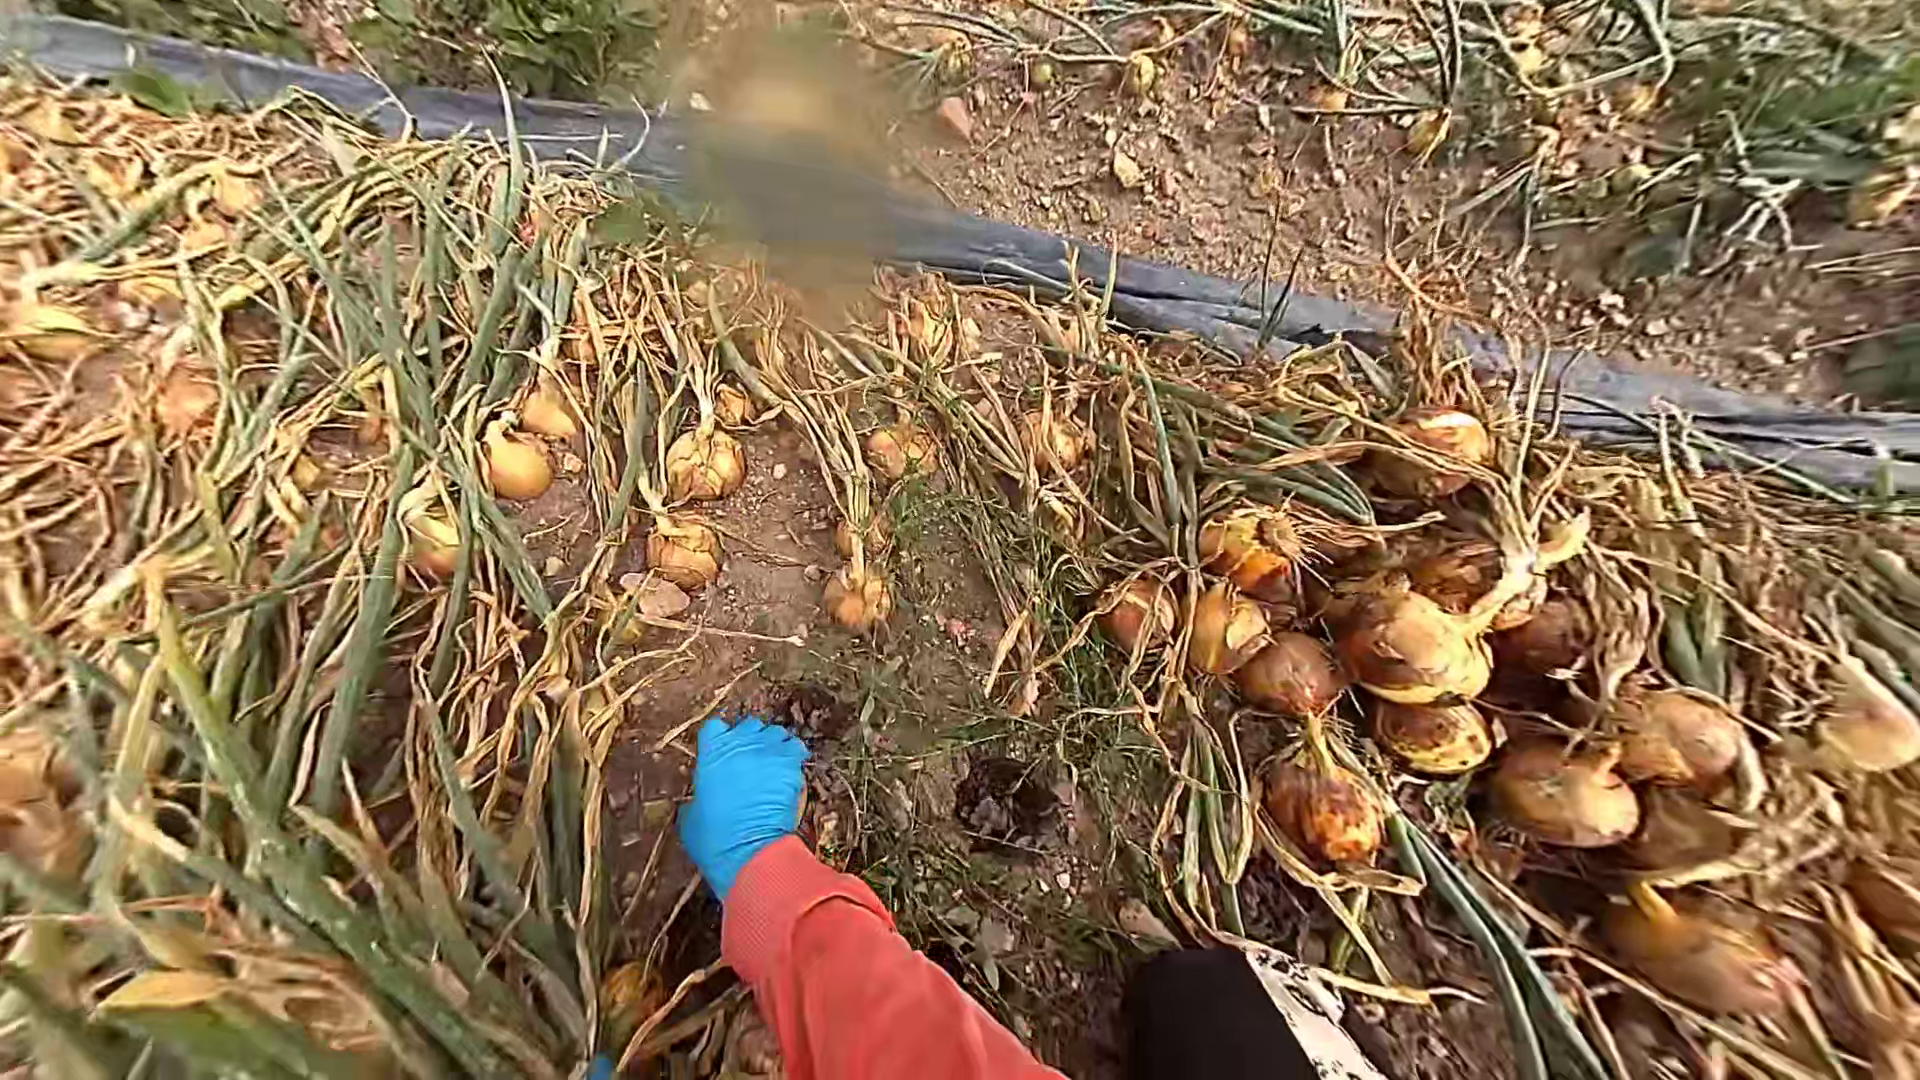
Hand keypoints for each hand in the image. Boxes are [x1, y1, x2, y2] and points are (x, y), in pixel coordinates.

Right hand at [678, 715, 808, 899]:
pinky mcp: (790, 760)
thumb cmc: (715, 838)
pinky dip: (793, 754)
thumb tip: (699, 800)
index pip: (714, 728)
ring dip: (772, 745)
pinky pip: (795, 746)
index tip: (722, 752)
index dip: (719, 738)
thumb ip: (696, 798)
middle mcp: (741, 742)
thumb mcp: (691, 818)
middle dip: (750, 739)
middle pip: (748, 725)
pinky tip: (790, 768)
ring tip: (772, 764)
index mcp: (712, 752)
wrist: (750, 848)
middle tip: (749, 760)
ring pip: (774, 732)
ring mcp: (768, 748)